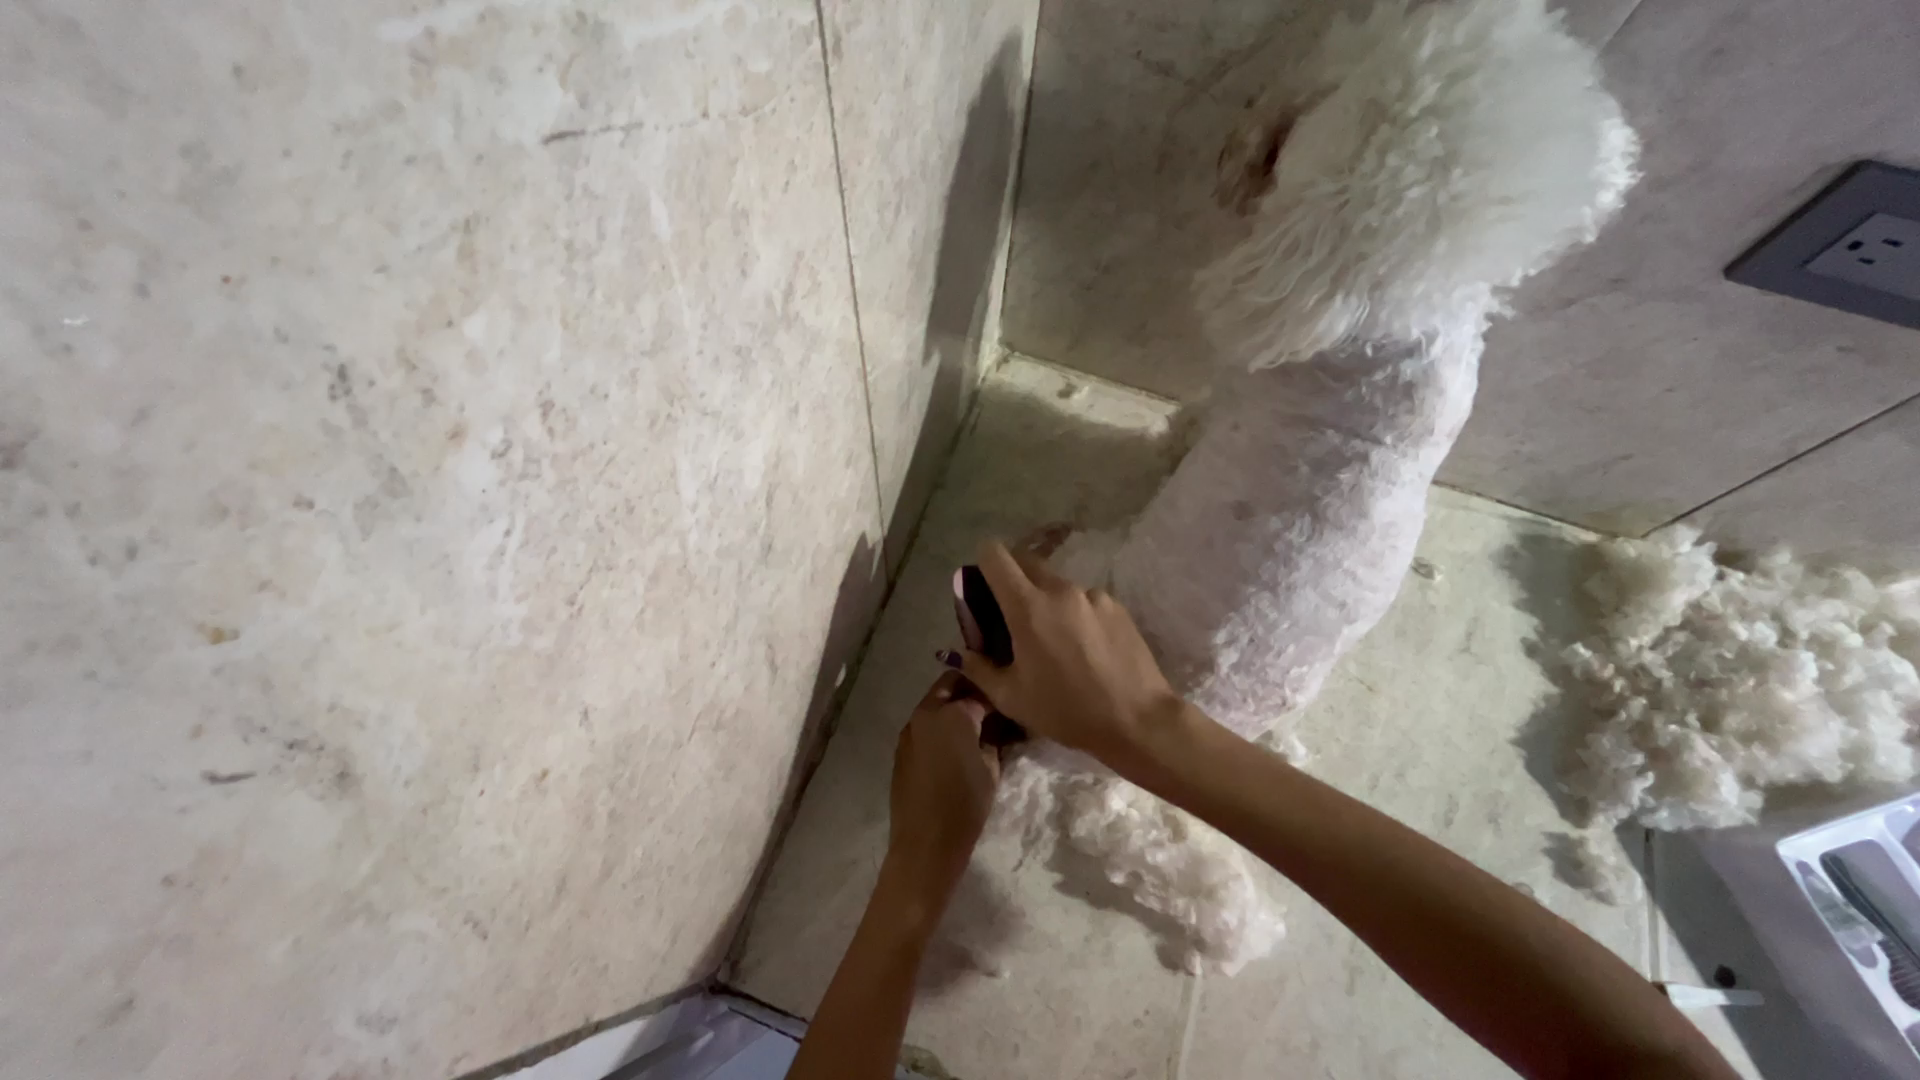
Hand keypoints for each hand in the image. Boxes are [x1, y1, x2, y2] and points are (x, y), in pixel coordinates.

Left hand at [884, 672, 1000, 898]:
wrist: (925, 842)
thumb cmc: (965, 804)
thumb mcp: (992, 768)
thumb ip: (993, 738)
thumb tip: (994, 726)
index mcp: (953, 713)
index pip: (982, 693)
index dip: (998, 699)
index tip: (1010, 708)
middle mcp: (927, 713)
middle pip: (951, 686)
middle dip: (971, 691)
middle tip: (991, 709)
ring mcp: (910, 730)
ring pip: (934, 703)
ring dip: (953, 707)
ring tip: (974, 727)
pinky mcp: (901, 748)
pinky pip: (924, 725)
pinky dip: (940, 726)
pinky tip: (954, 745)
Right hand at [958, 540, 1187, 766]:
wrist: (1137, 720)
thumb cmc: (1067, 711)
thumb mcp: (1011, 698)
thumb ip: (979, 668)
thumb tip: (964, 651)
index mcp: (1028, 607)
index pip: (995, 555)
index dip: (982, 564)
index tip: (982, 588)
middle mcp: (1060, 589)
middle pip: (1027, 561)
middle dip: (1012, 579)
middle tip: (1011, 617)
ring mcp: (1093, 595)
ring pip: (1057, 585)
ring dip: (1046, 601)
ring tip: (1054, 642)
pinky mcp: (1117, 606)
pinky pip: (1084, 601)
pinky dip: (1075, 615)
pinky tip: (1084, 650)